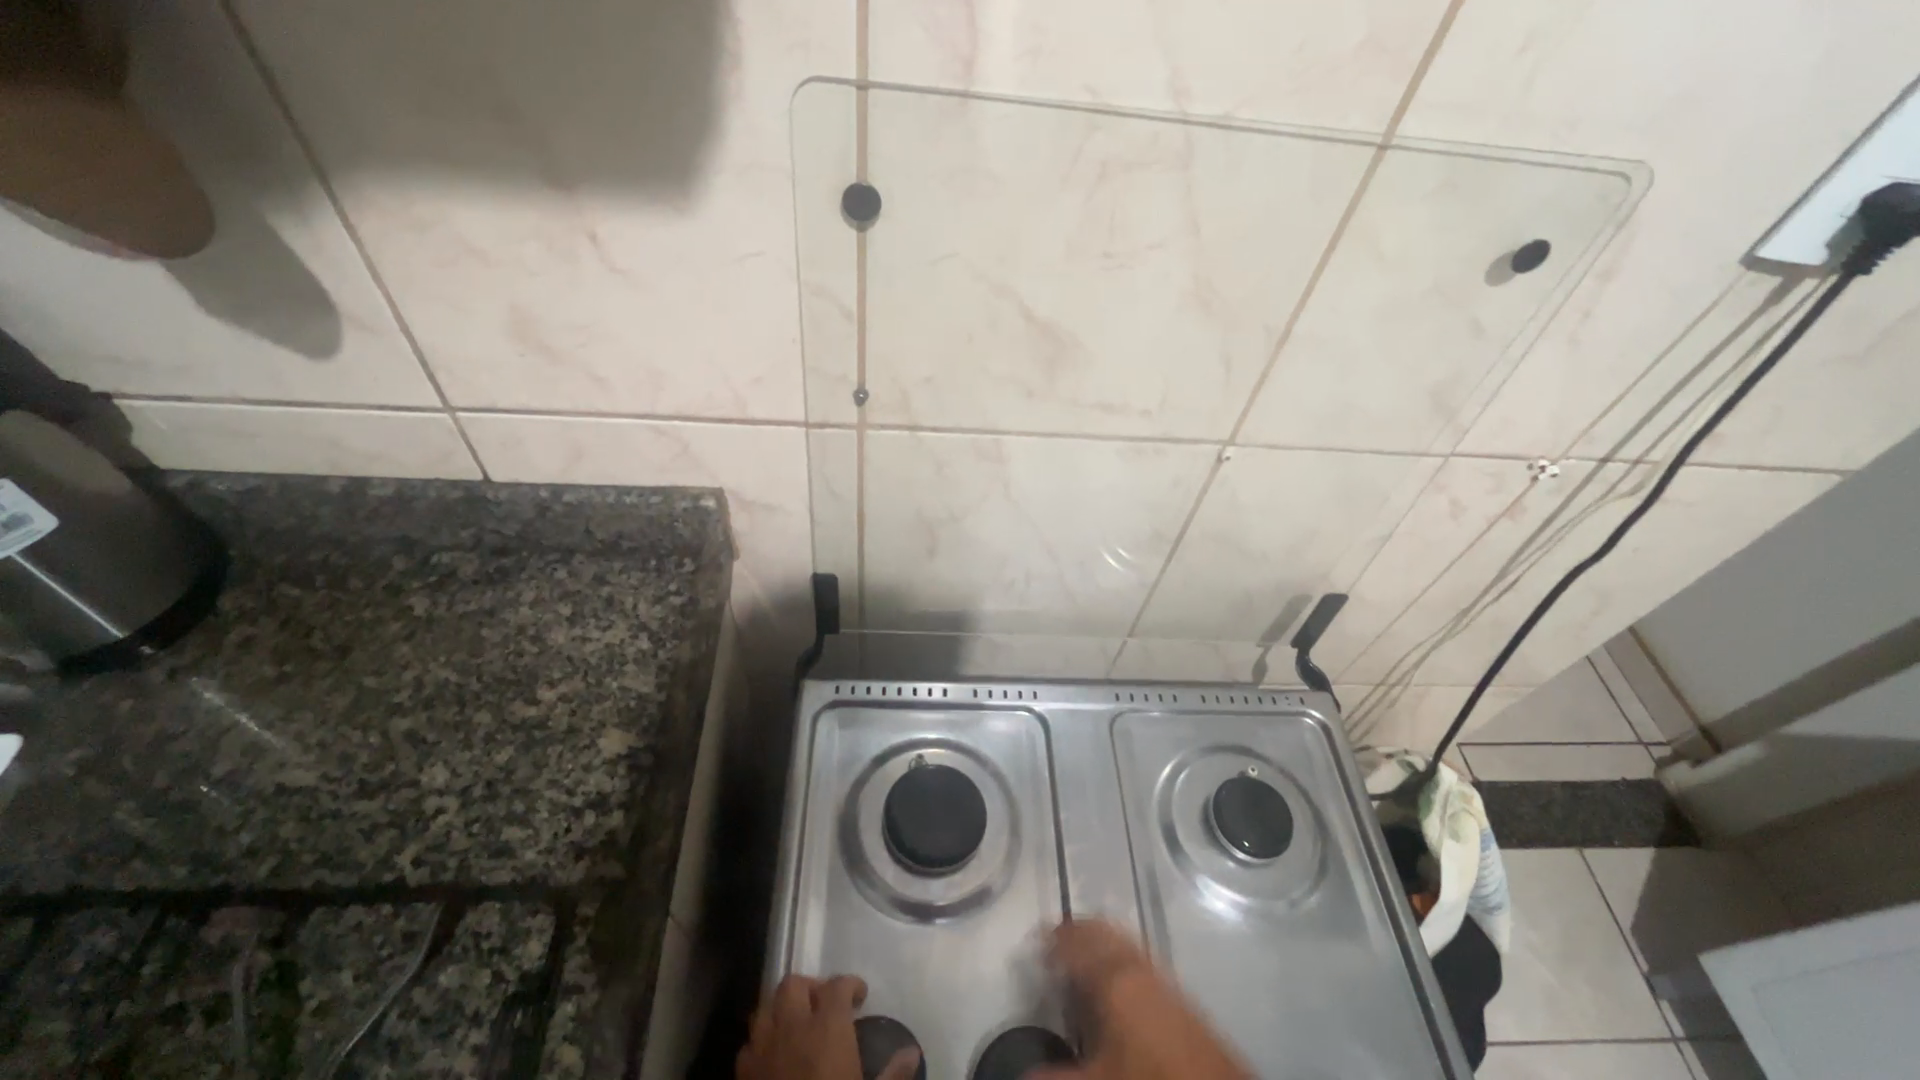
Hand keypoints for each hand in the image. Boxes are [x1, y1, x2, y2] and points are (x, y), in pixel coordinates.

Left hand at [736, 974, 919, 1079]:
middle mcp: (792, 1027)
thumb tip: (912, 1054)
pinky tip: (774, 1056)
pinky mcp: (743, 1071)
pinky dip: (762, 1041)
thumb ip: (893, 1074)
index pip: (837, 986)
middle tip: (825, 1006)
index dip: (850, 984)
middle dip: (810, 988)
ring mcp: (762, 1047)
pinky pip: (749, 1042)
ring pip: (765, 1007)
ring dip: (781, 1009)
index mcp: (827, 1029)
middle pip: (793, 984)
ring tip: (797, 1025)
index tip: (860, 996)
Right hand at [1037, 919, 1251, 1079]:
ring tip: (1078, 958)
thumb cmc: (1150, 1078)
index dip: (1053, 939)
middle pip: (1102, 933)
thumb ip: (1056, 1074)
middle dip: (1076, 933)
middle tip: (1053, 941)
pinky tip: (1112, 984)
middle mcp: (1138, 968)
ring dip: (1098, 943)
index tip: (1034, 940)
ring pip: (1123, 944)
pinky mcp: (1177, 994)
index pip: (1076, 944)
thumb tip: (1024, 1073)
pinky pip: (1139, 959)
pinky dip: (1119, 958)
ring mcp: (1161, 978)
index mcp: (1114, 981)